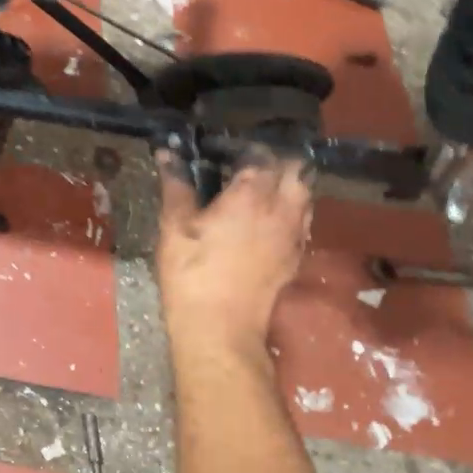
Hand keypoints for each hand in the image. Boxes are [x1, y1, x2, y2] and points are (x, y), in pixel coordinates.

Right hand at [154, 147, 314, 353]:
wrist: (220, 325)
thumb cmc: (191, 270)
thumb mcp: (174, 224)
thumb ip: (176, 185)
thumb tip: (168, 153)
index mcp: (251, 197)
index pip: (263, 157)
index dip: (246, 146)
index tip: (224, 146)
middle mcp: (282, 212)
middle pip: (295, 172)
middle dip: (276, 161)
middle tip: (245, 161)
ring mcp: (294, 236)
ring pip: (304, 196)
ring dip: (287, 184)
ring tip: (256, 184)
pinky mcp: (296, 256)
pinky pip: (301, 220)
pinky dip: (289, 209)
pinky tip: (263, 216)